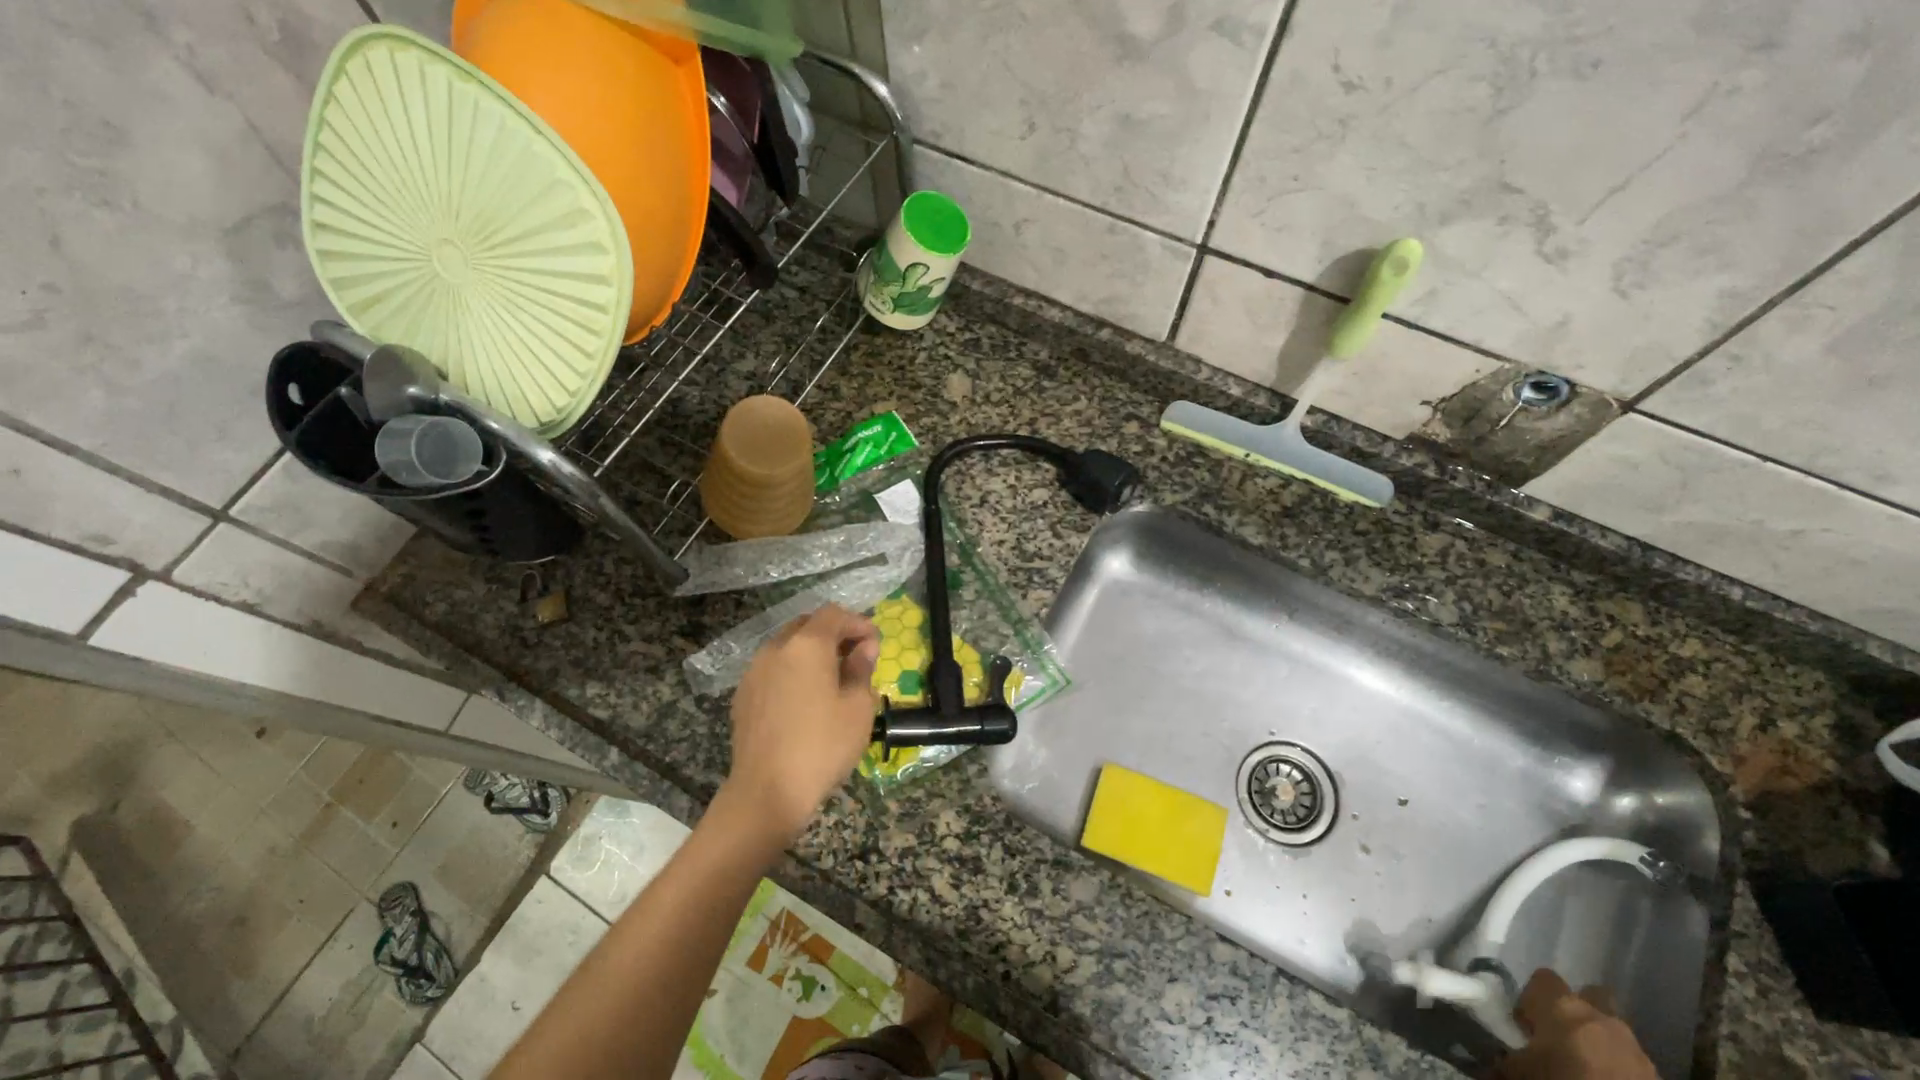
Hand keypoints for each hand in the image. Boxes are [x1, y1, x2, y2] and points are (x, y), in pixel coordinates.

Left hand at [721, 604, 879, 844]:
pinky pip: (772, 669)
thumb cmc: (823, 746)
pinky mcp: (743, 695)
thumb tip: (865, 647)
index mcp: (807, 645)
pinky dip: (792, 671)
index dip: (858, 623)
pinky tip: (804, 698)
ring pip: (786, 646)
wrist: (767, 790)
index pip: (834, 614)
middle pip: (806, 625)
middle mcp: (776, 649)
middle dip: (833, 634)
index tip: (875, 643)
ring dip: (810, 652)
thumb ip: (861, 670)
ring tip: (832, 678)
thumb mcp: (858, 708)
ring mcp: (754, 671)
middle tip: (856, 656)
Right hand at [1497, 969, 1656, 1079]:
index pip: (1543, 978)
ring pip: (1612, 1030)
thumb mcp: (1518, 1072)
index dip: (1531, 998)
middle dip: (1576, 1010)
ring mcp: (1635, 1046)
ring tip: (1583, 1067)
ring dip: (1598, 1042)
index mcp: (1562, 1007)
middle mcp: (1601, 1017)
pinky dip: (1618, 1067)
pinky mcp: (1656, 1074)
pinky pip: (1630, 1059)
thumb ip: (1505, 1058)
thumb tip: (1497, 1059)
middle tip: (1559, 1038)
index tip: (1525, 1025)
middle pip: (1591, 995)